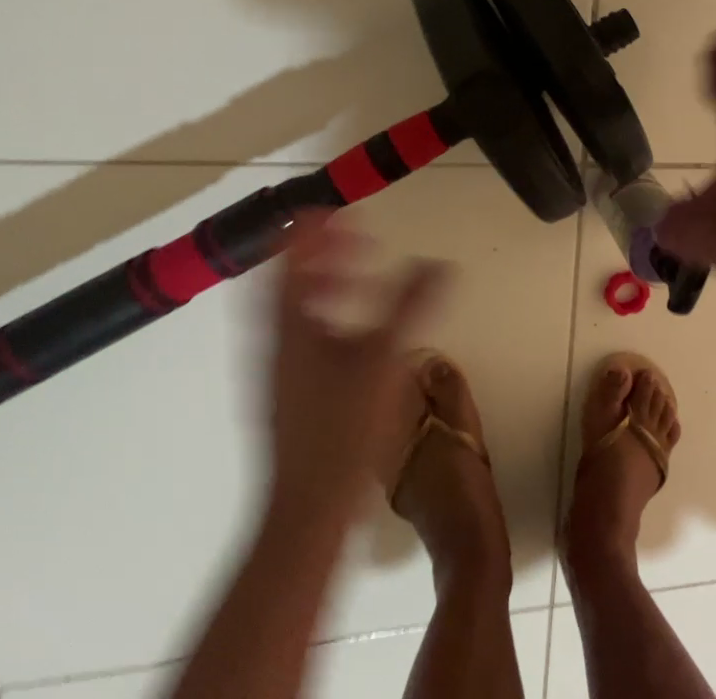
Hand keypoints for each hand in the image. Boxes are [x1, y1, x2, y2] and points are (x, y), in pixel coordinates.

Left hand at [266, 211, 449, 517]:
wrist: (309, 507)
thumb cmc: (342, 430)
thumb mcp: (383, 360)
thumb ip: (412, 306)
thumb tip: (441, 264)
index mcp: (288, 327)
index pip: (289, 259)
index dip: (310, 229)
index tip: (336, 208)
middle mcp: (274, 343)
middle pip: (287, 282)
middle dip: (321, 253)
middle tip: (357, 237)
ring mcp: (278, 372)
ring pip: (294, 311)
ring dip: (324, 285)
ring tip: (363, 278)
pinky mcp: (290, 395)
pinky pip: (303, 338)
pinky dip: (327, 318)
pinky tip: (359, 335)